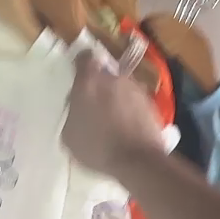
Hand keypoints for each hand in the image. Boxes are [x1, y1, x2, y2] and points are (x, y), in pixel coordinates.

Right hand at [63, 51, 169, 177]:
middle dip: (98, 87)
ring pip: (120, 88)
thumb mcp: (69, 136)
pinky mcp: (150, 102)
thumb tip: (78, 108)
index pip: (84, 58)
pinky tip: (126, 128)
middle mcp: (113, 79)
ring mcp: (134, 89)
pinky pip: (134, 101)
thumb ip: (72, 114)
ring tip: (112, 121)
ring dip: (115, 98)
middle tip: (94, 108)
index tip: (79, 75)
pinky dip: (129, 109)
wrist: (137, 160)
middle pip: (103, 75)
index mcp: (88, 83)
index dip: (81, 64)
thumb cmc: (97, 148)